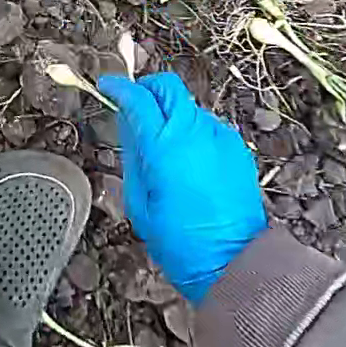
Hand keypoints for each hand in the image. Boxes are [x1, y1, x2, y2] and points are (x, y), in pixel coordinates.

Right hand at [96, 73, 267, 302]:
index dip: (120, 87)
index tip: (109, 86)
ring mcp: (219, 136)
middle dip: (148, 89)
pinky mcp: (236, 147)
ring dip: (172, 115)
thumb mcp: (140, 203)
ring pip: (188, 106)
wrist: (233, 260)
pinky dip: (193, 133)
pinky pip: (207, 127)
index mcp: (165, 146)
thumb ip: (133, 156)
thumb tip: (128, 124)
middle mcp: (195, 132)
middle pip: (168, 86)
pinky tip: (188, 162)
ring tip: (163, 147)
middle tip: (135, 104)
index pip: (138, 98)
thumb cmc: (184, 242)